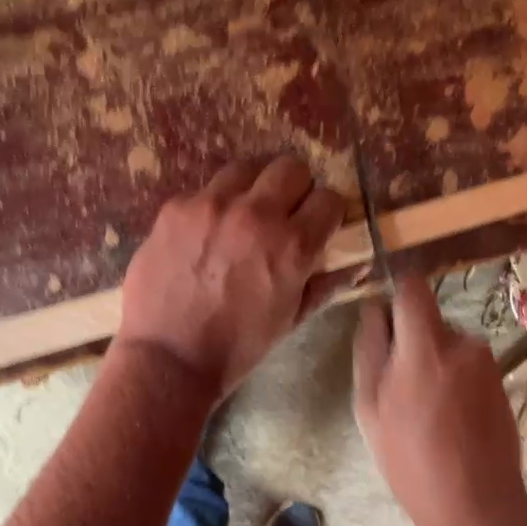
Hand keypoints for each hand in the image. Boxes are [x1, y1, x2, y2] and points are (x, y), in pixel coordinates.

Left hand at [116, 155, 344, 396]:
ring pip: (246, 169)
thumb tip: (357, 265)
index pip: (330, 199)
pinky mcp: (175, 208)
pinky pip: (205, 191)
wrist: (169, 358)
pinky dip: (213, 208)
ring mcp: (211, 205)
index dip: (327, 213)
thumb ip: (326, 284)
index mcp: (292, 245)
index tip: (319, 226)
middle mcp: (255, 214)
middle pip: (291, 168)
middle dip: (295, 189)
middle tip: (284, 214)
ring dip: (254, 188)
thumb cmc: (239, 347)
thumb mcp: (291, 319)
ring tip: (244, 216)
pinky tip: (205, 237)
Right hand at [353, 274, 526, 525]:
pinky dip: (457, 386)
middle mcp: (464, 344)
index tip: (386, 320)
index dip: (397, 295)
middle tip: (401, 390)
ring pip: (451, 348)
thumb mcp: (369, 408)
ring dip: (437, 367)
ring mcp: (488, 365)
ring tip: (427, 415)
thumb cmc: (411, 461)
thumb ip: (370, 350)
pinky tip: (451, 424)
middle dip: (414, 343)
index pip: (413, 287)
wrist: (476, 503)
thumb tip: (373, 310)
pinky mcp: (503, 385)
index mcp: (426, 345)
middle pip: (431, 322)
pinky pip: (470, 370)